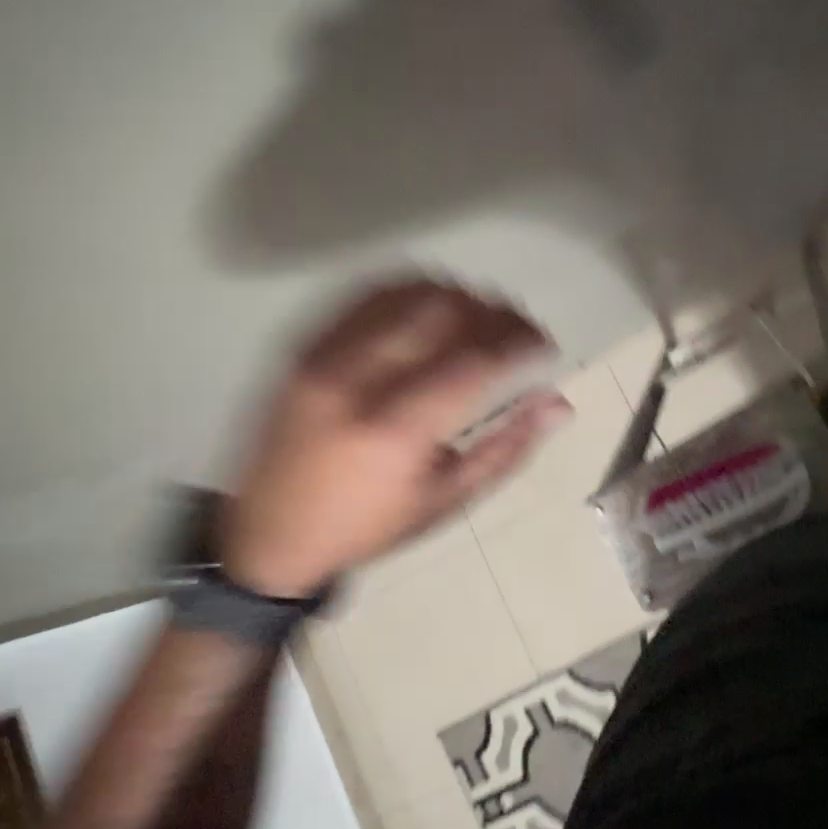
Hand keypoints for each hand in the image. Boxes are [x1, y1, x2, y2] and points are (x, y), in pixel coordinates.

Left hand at [222, 280, 570, 596]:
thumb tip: (558, 402)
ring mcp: (323, 359)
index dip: (520, 340)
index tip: (544, 345)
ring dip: (453, 294)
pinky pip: (360, 298)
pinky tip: (428, 306)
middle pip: (442, 312)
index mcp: (398, 432)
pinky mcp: (301, 350)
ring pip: (403, 294)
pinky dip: (405, 291)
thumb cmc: (368, 527)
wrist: (268, 537)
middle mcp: (358, 383)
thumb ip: (505, 448)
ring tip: (477, 314)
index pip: (475, 360)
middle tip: (516, 325)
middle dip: (493, 310)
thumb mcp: (445, 501)